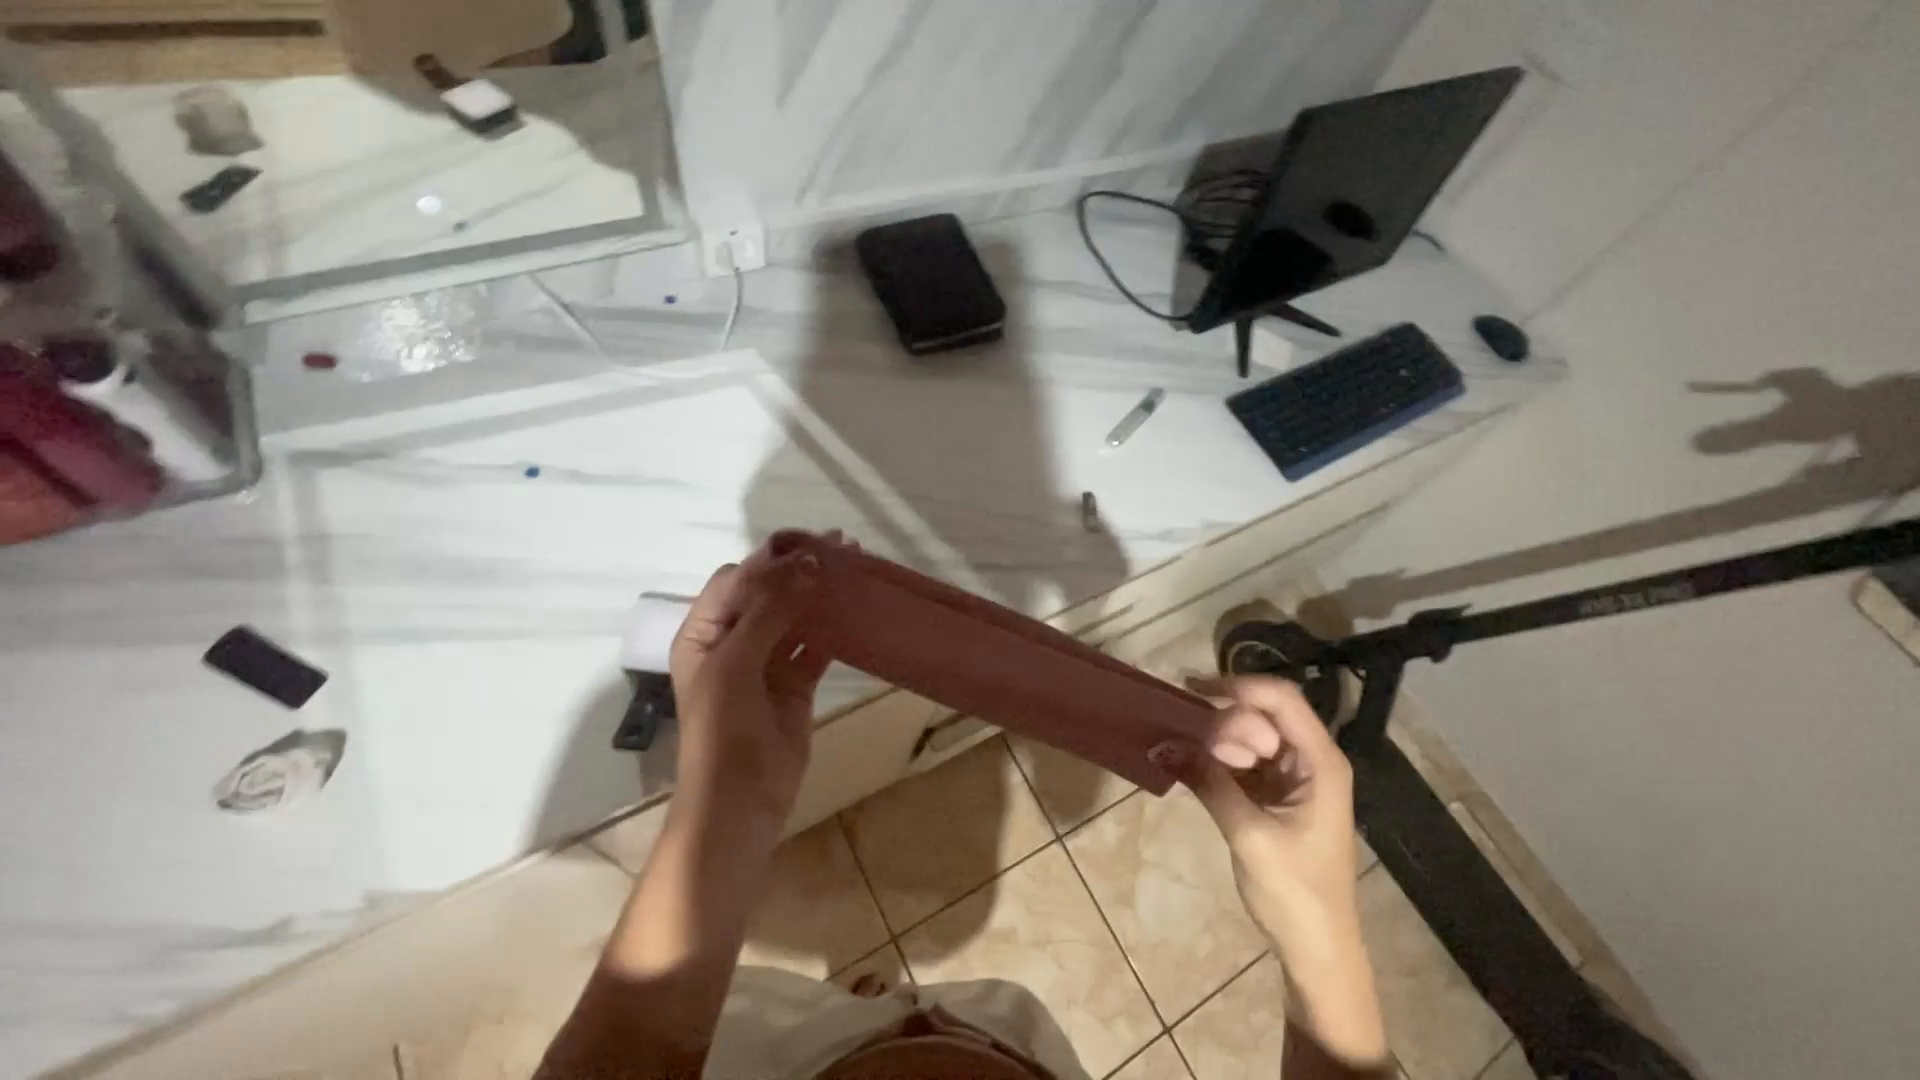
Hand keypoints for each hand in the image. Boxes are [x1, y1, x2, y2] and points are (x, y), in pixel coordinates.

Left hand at [668, 541, 830, 826]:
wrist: (739, 802)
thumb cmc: (723, 729)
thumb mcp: (735, 662)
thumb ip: (770, 610)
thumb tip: (807, 564)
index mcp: (704, 633)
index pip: (737, 580)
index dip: (771, 560)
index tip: (813, 543)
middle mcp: (734, 642)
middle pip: (769, 594)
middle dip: (801, 570)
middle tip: (844, 547)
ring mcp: (767, 664)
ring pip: (796, 617)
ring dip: (821, 596)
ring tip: (857, 570)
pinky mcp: (796, 686)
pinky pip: (816, 647)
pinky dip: (834, 628)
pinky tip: (857, 610)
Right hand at [1187, 676, 1360, 950]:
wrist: (1317, 948)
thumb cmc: (1295, 893)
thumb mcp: (1249, 835)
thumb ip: (1209, 782)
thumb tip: (1165, 744)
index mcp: (1320, 762)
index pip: (1281, 699)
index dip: (1238, 687)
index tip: (1191, 695)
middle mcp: (1310, 759)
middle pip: (1263, 712)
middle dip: (1221, 717)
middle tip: (1183, 734)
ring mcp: (1293, 776)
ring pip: (1250, 735)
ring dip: (1216, 738)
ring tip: (1179, 746)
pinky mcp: (1275, 794)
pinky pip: (1243, 760)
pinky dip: (1218, 759)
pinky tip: (1189, 764)